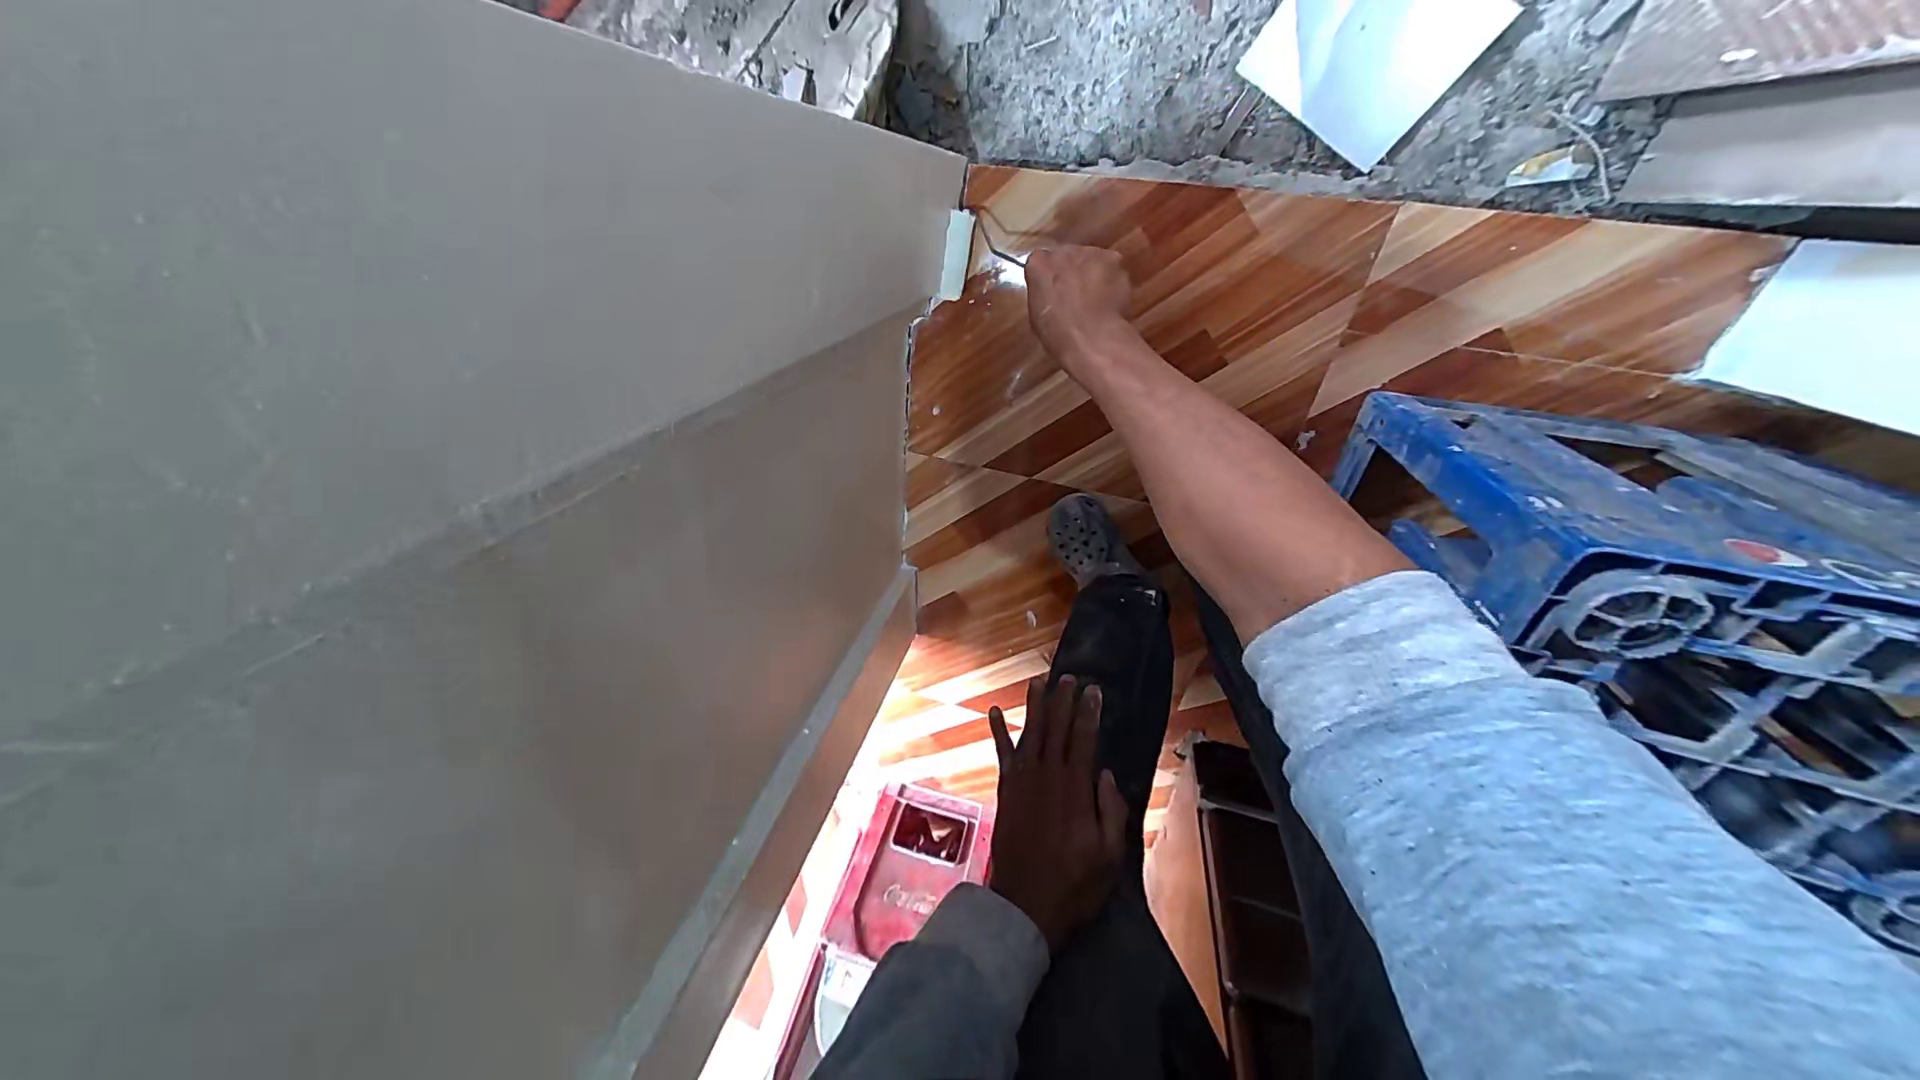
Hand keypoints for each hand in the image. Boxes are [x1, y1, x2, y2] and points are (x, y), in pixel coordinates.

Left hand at [985, 675, 1127, 949]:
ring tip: (1039, 680)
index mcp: (1075, 790)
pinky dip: (1000, 732)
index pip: (1084, 740)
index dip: (1089, 713)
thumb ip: (1110, 811)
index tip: (1094, 690)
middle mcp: (1047, 778)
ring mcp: (1023, 783)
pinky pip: (1003, 754)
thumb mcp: (1109, 856)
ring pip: (1031, 734)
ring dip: (1035, 706)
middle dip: (1063, 700)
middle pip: (1056, 729)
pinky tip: (997, 712)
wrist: (1024, 906)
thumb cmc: (1074, 885)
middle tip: (1069, 676)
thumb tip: (1105, 773)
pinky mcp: (1006, 792)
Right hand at [1025, 246, 1133, 379]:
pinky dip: (1112, 280)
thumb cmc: (1057, 333)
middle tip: (1077, 293)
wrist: (1090, 336)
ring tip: (1097, 298)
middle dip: (1073, 271)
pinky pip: (1112, 268)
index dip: (1050, 276)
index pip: (1042, 261)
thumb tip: (1051, 293)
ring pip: (1092, 259)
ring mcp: (1091, 252)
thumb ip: (1043, 294)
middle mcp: (1063, 251)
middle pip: (1069, 256)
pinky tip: (1112, 299)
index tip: (1054, 290)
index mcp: (1038, 264)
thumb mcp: (1037, 315)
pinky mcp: (1114, 260)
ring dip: (1093, 273)